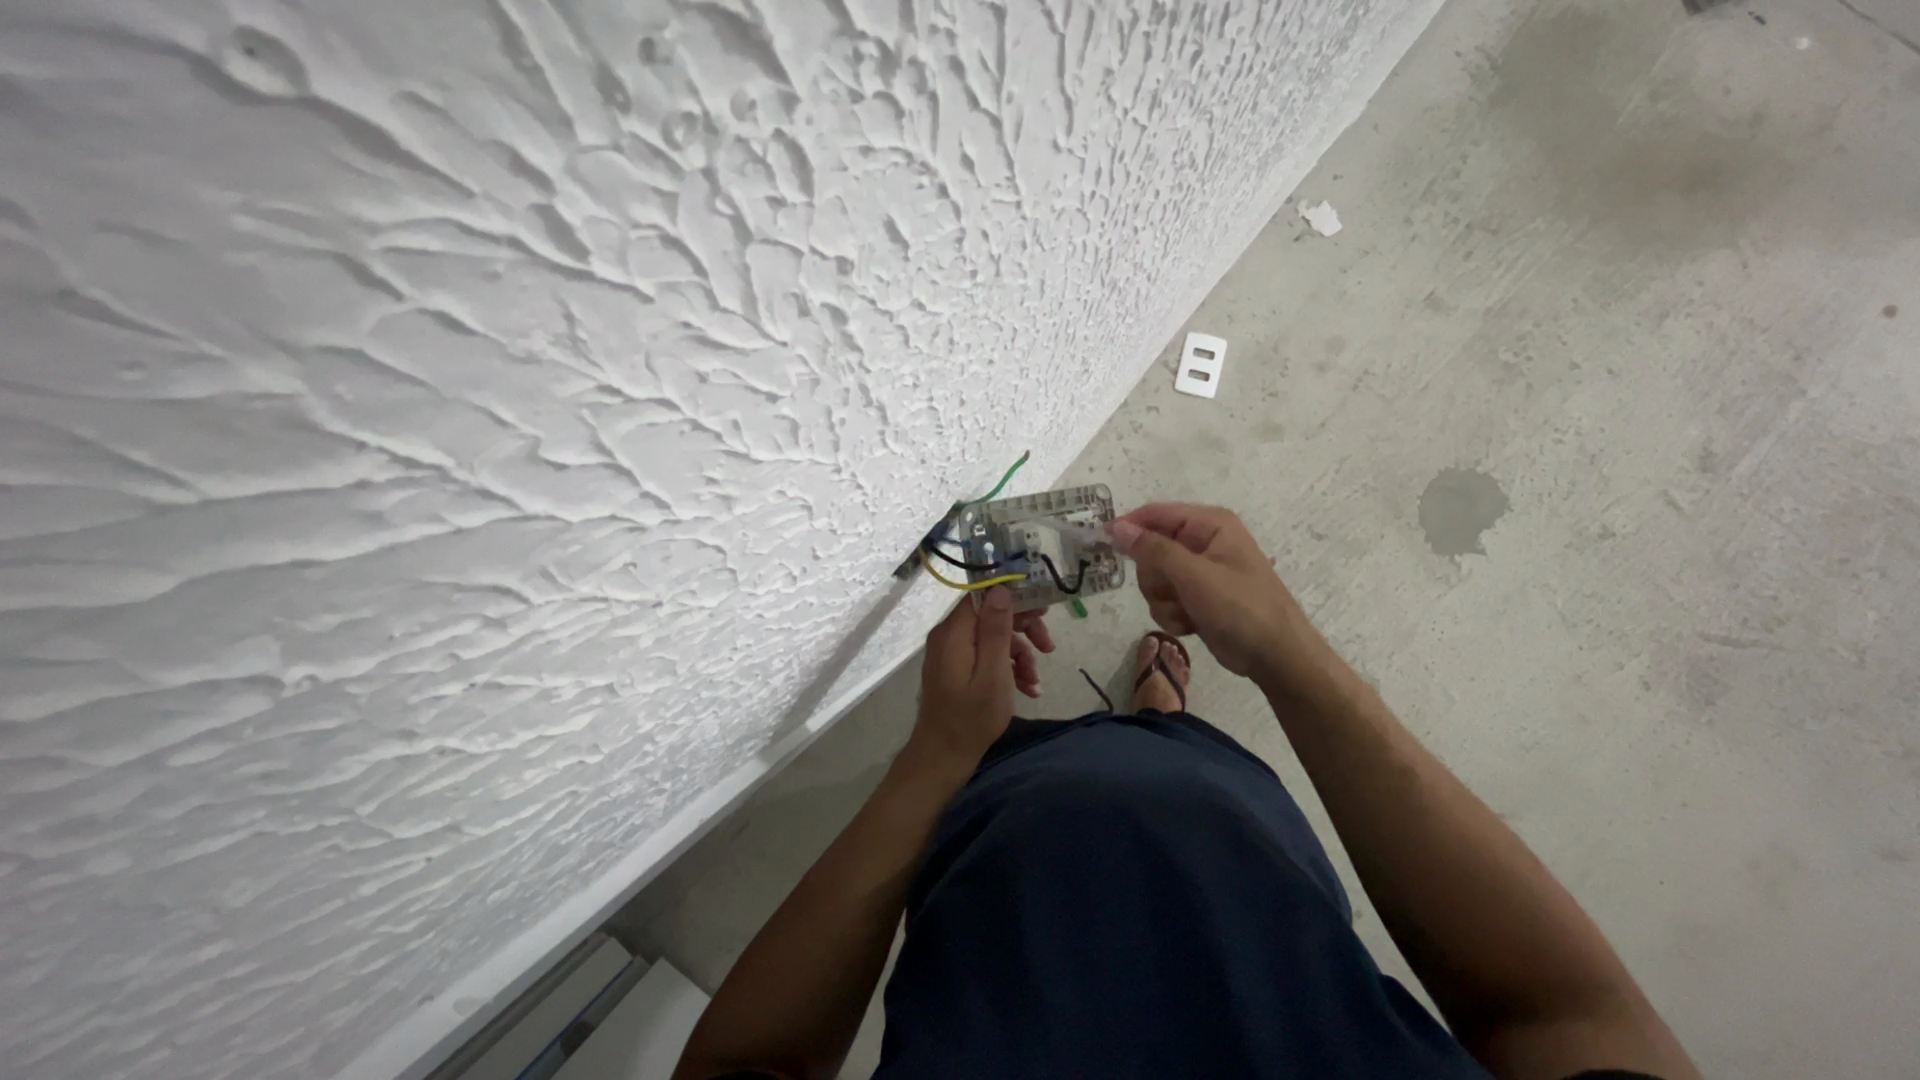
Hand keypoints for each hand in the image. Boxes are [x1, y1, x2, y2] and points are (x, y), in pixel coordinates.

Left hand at [913, 587, 1050, 764]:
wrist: (943, 756)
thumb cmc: (971, 717)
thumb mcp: (993, 673)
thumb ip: (996, 630)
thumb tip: (1000, 588)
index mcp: (954, 632)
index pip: (984, 596)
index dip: (1014, 597)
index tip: (1042, 610)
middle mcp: (949, 636)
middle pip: (991, 617)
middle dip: (1023, 631)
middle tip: (1049, 647)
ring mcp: (952, 654)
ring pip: (993, 640)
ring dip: (1020, 656)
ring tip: (1035, 683)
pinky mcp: (956, 670)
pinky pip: (985, 658)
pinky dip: (1008, 670)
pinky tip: (1028, 690)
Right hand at [1110, 503, 1346, 701]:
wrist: (1274, 655)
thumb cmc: (1240, 607)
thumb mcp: (1194, 575)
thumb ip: (1153, 549)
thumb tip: (1117, 527)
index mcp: (1210, 524)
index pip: (1156, 513)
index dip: (1129, 526)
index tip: (1102, 542)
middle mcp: (1203, 542)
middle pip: (1150, 549)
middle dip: (1155, 576)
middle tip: (1172, 590)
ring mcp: (1199, 571)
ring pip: (1153, 579)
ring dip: (1163, 600)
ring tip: (1187, 611)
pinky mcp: (1196, 597)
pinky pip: (1164, 599)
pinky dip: (1172, 613)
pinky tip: (1192, 623)